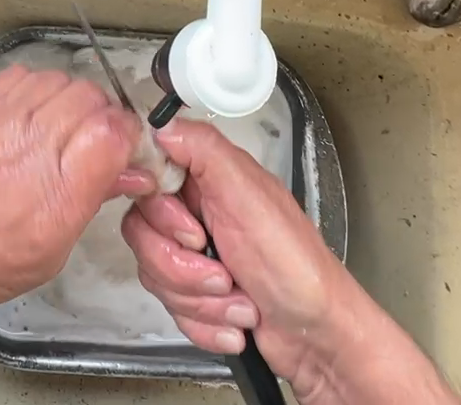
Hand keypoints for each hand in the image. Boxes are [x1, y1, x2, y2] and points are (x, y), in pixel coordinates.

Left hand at [0, 65, 151, 344]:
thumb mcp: (54, 250)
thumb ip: (96, 199)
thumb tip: (134, 169)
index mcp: (53, 197)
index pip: (110, 132)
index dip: (127, 132)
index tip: (125, 144)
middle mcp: (25, 151)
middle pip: (89, 97)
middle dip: (102, 114)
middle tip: (93, 136)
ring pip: (57, 79)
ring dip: (69, 98)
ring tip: (59, 124)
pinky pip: (20, 75)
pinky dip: (34, 88)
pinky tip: (29, 114)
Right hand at [123, 120, 458, 404]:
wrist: (319, 336)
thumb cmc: (296, 266)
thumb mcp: (251, 198)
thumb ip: (205, 152)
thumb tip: (162, 124)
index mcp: (207, 175)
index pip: (147, 175)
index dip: (161, 213)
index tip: (193, 234)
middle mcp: (196, 207)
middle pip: (141, 231)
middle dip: (183, 268)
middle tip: (224, 274)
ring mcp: (191, 250)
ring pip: (153, 272)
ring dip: (199, 300)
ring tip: (239, 300)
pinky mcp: (191, 288)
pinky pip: (168, 306)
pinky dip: (204, 322)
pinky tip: (235, 319)